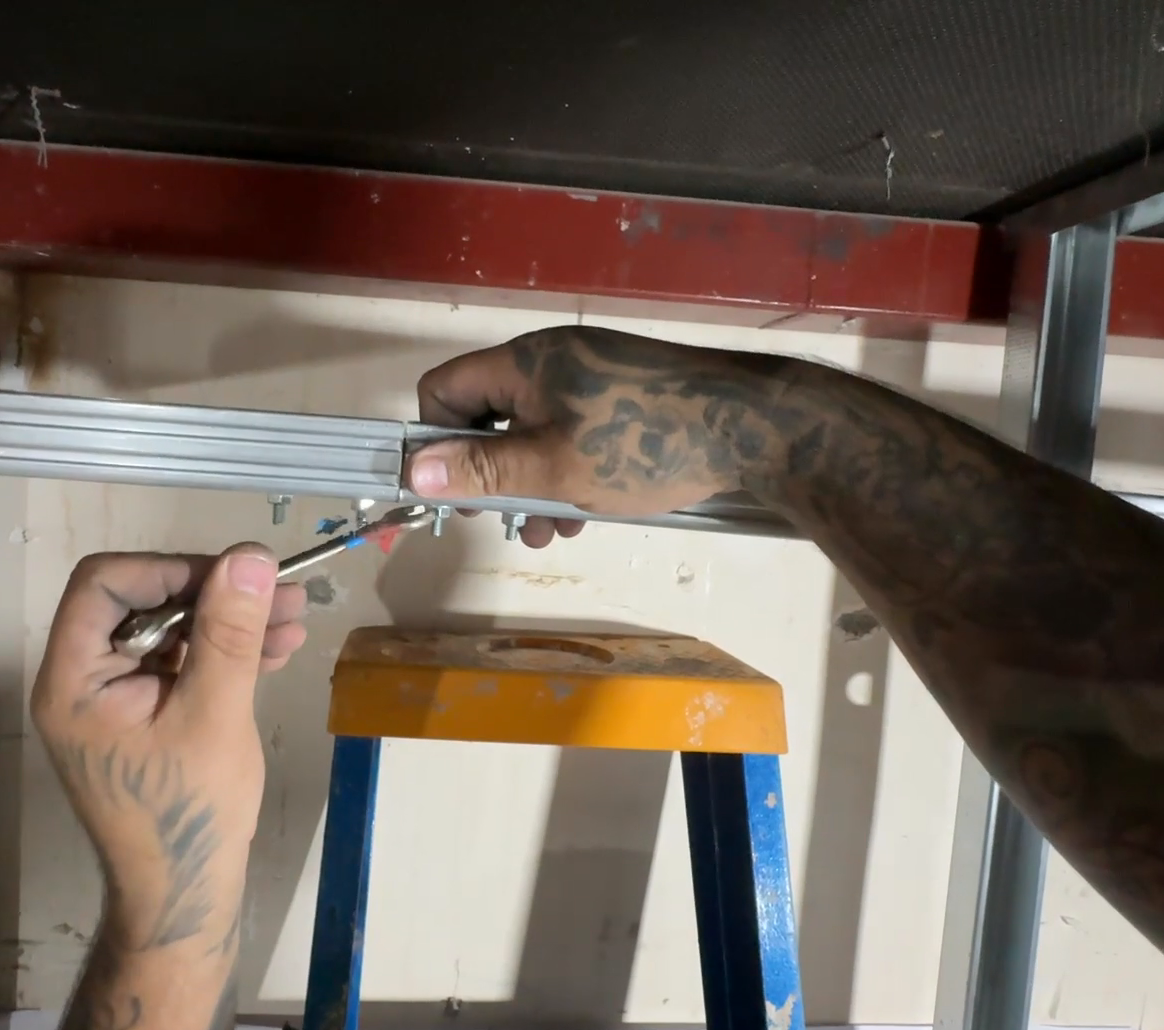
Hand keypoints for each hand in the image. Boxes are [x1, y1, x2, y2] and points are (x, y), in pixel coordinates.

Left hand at [30, 545, 308, 950]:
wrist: (188, 891)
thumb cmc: (190, 810)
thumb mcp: (216, 712)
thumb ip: (230, 631)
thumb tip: (251, 554)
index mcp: (75, 677)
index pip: (105, 584)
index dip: (171, 569)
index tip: (234, 580)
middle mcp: (87, 677)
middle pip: (147, 602)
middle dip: (219, 596)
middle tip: (284, 594)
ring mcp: (120, 695)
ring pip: (176, 629)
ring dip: (234, 622)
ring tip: (296, 620)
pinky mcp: (150, 710)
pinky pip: (186, 660)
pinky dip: (230, 652)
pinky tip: (279, 651)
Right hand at [408, 326, 767, 546]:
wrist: (750, 427)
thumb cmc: (641, 445)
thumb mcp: (551, 468)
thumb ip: (480, 469)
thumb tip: (413, 472)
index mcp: (523, 364)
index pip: (443, 388)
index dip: (435, 439)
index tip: (455, 488)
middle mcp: (549, 362)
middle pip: (486, 417)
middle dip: (489, 475)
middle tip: (501, 520)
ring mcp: (587, 378)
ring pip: (529, 434)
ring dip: (528, 486)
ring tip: (549, 532)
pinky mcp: (618, 397)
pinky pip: (567, 434)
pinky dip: (563, 474)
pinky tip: (583, 514)